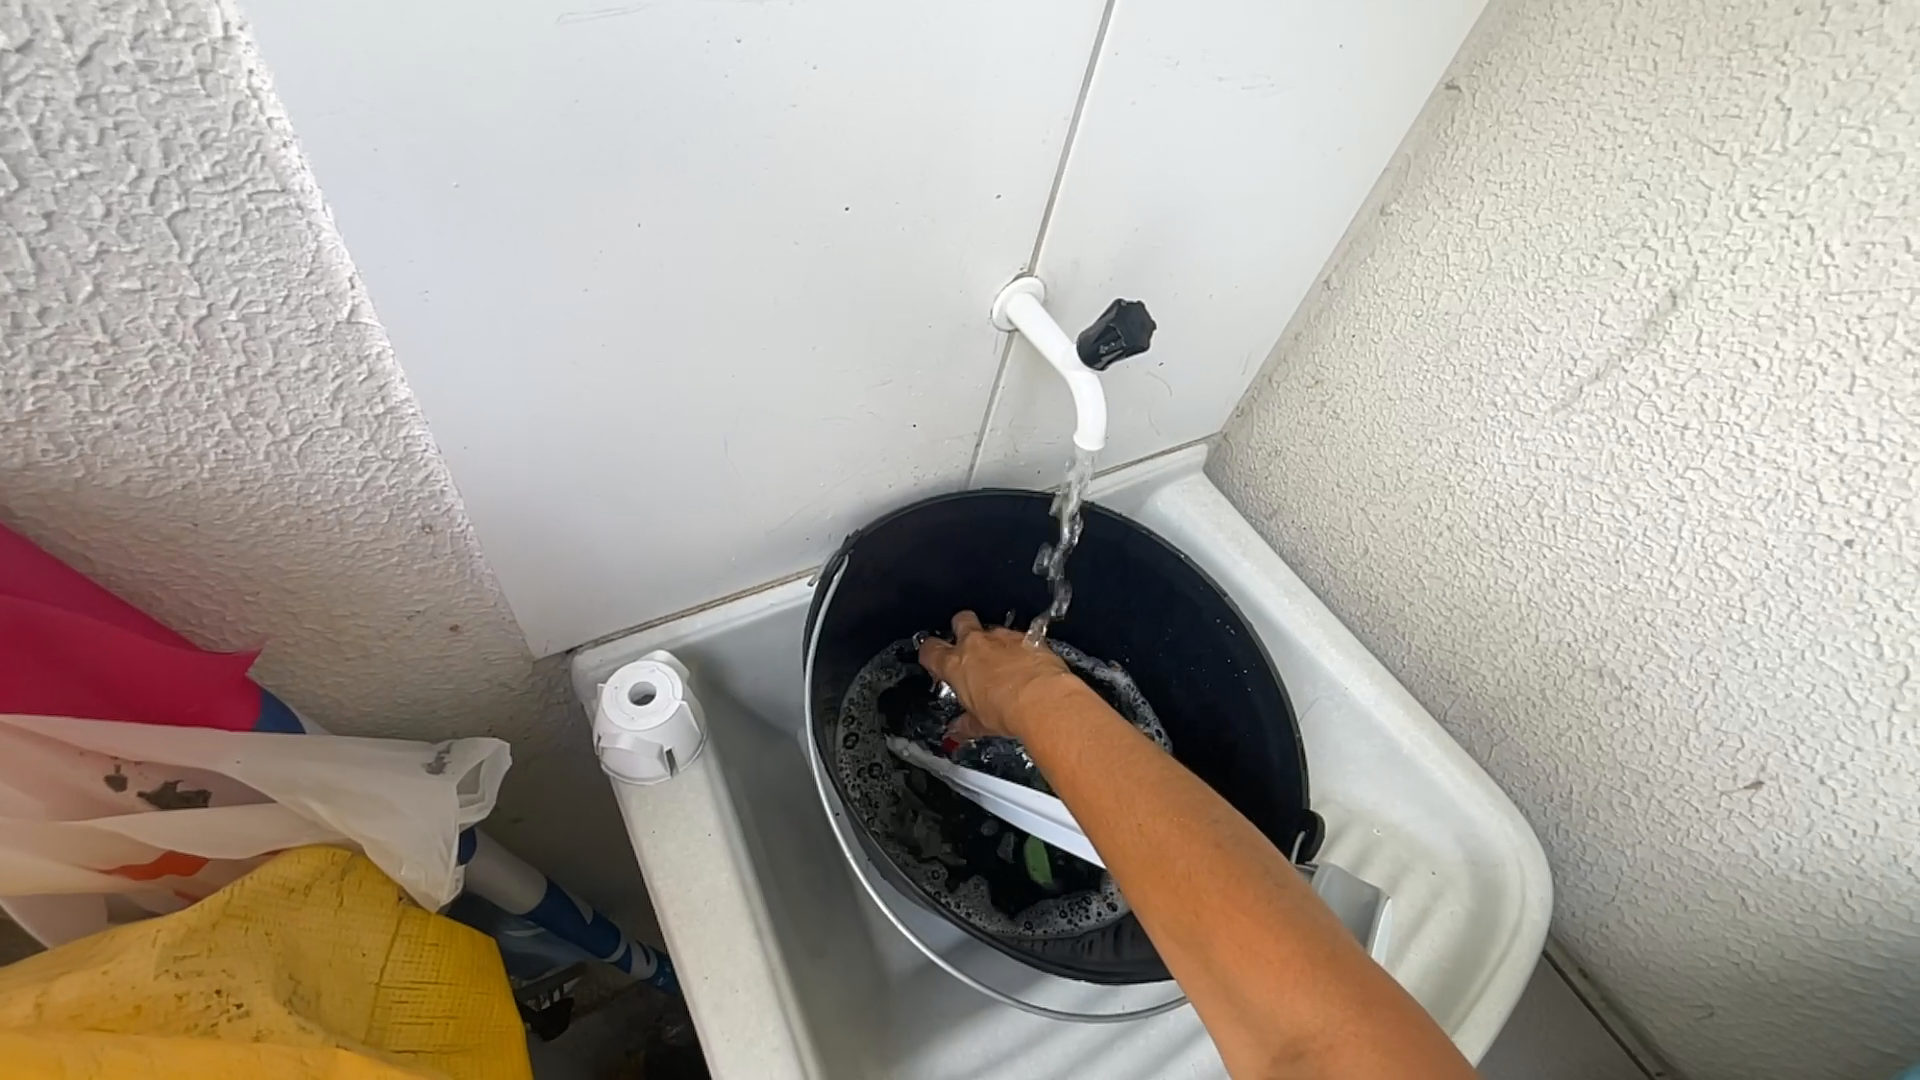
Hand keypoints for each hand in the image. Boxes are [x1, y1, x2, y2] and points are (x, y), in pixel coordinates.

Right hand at [917, 610, 1081, 739]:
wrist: (1042, 699)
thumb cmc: (1008, 708)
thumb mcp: (980, 723)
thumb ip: (966, 723)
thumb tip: (961, 729)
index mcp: (955, 664)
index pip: (930, 650)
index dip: (930, 653)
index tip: (934, 659)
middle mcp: (977, 644)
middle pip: (960, 621)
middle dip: (961, 628)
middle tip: (966, 646)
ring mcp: (1003, 637)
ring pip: (993, 628)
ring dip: (995, 642)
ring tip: (1002, 662)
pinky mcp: (1029, 637)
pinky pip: (1021, 636)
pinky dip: (1022, 647)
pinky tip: (1028, 663)